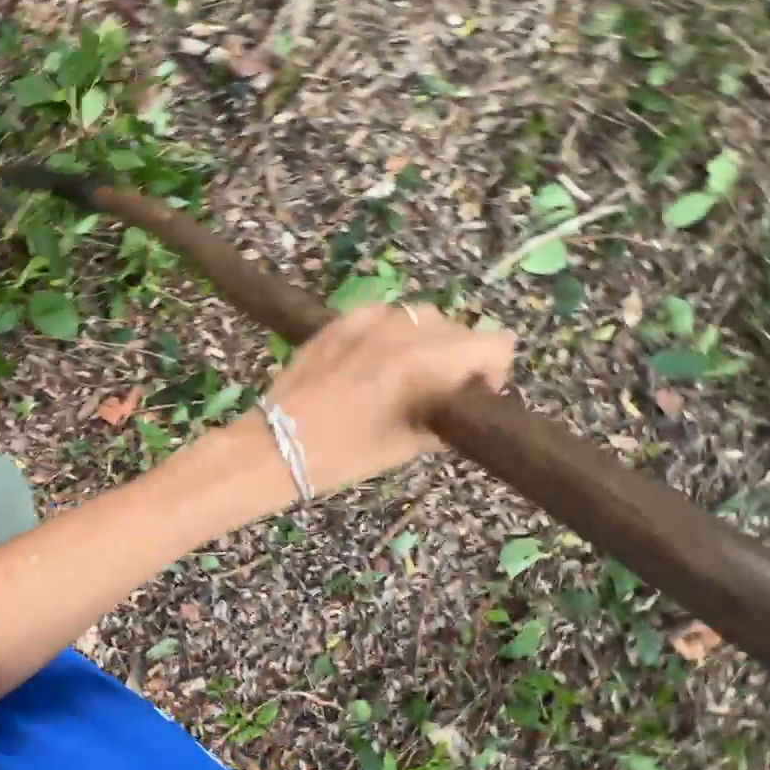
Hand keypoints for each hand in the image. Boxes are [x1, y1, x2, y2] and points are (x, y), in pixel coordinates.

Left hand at [260, 305, 514, 493]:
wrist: (274, 446)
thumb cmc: (343, 454)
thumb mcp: (408, 444)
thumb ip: (448, 416)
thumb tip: (462, 404)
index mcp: (429, 360)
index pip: (495, 344)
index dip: (491, 370)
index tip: (471, 394)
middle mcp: (403, 331)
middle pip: (457, 329)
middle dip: (455, 357)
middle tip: (432, 390)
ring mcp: (366, 323)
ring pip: (418, 317)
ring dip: (419, 341)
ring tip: (397, 374)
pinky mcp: (334, 324)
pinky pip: (377, 315)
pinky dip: (382, 332)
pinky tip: (367, 359)